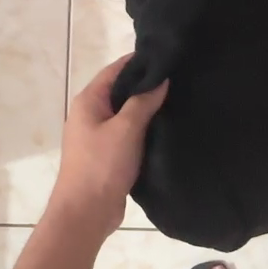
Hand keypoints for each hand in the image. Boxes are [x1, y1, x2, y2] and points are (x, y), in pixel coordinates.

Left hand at [47, 55, 167, 238]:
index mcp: (89, 102)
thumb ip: (143, 102)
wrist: (86, 212)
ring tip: (180, 101)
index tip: (167, 56)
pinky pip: (131, 134)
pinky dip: (147, 129)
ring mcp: (100, 136)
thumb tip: (161, 80)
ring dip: (149, 109)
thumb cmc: (101, 166)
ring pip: (128, 114)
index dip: (139, 62)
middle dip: (147, 85)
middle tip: (181, 79)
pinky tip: (168, 129)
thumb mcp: (126, 129)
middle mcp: (91, 114)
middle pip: (121, 91)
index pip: (115, 71)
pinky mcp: (111, 155)